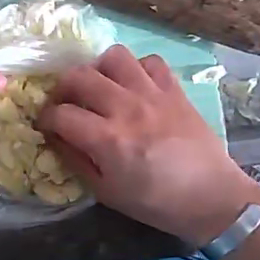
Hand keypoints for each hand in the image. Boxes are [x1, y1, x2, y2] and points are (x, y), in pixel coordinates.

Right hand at [37, 45, 259, 244]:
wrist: (214, 200)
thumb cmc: (156, 202)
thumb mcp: (105, 192)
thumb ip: (74, 160)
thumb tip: (54, 136)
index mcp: (107, 139)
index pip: (60, 113)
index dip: (45, 118)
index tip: (46, 125)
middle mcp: (127, 109)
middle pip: (79, 76)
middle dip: (62, 88)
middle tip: (65, 103)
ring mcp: (153, 95)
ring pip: (113, 57)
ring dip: (98, 69)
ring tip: (99, 87)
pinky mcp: (174, 90)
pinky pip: (149, 61)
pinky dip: (136, 69)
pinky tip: (133, 87)